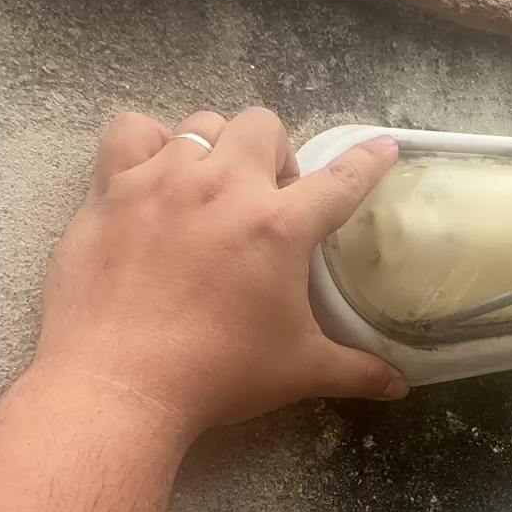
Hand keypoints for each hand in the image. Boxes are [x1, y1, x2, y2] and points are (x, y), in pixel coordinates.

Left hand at [32, 108, 406, 437]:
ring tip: (213, 190)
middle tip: (270, 201)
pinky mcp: (111, 189)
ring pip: (201, 124)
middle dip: (276, 155)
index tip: (383, 146)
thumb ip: (358, 372)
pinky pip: (133, 131)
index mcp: (279, 228)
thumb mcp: (302, 372)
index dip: (367, 161)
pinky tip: (155, 178)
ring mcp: (163, 180)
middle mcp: (224, 187)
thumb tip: (400, 387)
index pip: (340, 180)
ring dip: (219, 149)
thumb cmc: (221, 374)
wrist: (121, 384)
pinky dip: (150, 145)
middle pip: (262, 126)